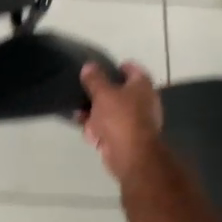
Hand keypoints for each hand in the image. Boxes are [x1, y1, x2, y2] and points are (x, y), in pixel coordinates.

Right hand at [77, 61, 163, 188]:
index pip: (132, 69)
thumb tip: (89, 66)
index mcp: (142, 86)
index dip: (117, 66)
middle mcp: (143, 102)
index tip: (100, 67)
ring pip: (112, 112)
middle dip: (100, 93)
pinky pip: (110, 129)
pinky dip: (99, 130)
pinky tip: (86, 131)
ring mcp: (136, 122)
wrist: (131, 156)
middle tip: (83, 90)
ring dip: (95, 113)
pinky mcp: (127, 138)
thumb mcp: (102, 93)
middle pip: (119, 92)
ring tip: (78, 113)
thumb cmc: (120, 118)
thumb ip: (94, 78)